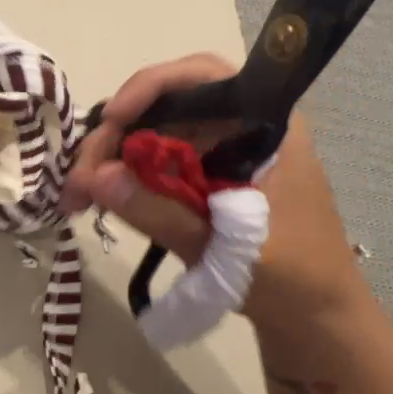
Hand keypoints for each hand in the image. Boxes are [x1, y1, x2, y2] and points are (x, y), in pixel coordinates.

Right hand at [61, 53, 367, 327]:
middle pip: (164, 106)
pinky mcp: (202, 178)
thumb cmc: (290, 276)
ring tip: (77, 196)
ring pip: (151, 133)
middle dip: (114, 134)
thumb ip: (160, 212)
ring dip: (110, 158)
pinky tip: (97, 199)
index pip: (204, 76)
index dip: (151, 87)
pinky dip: (122, 176)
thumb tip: (96, 179)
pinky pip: (154, 162)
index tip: (112, 118)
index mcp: (266, 126)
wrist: (316, 317)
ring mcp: (219, 153)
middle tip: (78, 179)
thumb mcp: (223, 246)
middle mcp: (240, 128)